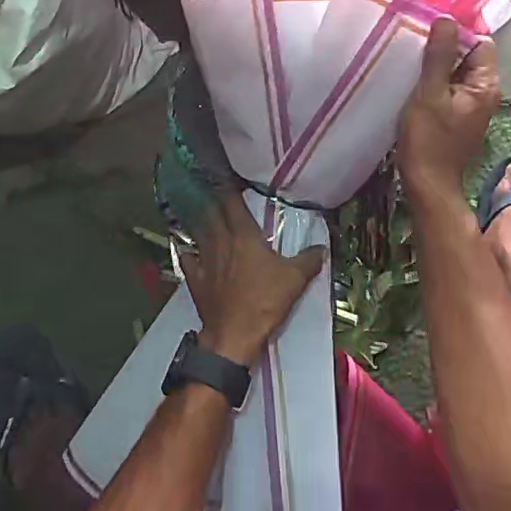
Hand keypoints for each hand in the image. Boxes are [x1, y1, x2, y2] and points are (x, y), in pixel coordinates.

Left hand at [184, 197, 325, 364]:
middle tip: (211, 187)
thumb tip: (322, 246)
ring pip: (198, 231)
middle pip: (212, 212)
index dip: (229, 187)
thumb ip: (309, 260)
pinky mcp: (195, 278)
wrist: (233, 334)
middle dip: (212, 199)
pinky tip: (188, 246)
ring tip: (200, 210)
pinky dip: (188, 249)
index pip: (233, 203)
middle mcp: (220, 241)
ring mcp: (205, 259)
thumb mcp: (295, 279)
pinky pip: (188, 258)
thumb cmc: (265, 301)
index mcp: (243, 236)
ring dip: (199, 219)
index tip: (227, 176)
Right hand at [398, 18, 498, 202]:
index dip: (456, 33)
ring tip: (410, 64)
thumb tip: (447, 19)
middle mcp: (484, 93)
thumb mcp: (430, 94)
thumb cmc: (428, 141)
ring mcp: (471, 107)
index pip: (479, 43)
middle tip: (413, 46)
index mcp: (485, 85)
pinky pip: (448, 89)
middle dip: (442, 49)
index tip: (428, 31)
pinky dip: (432, 84)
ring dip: (435, 67)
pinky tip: (412, 86)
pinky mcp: (457, 117)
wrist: (427, 184)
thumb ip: (439, 57)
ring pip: (455, 73)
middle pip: (467, 57)